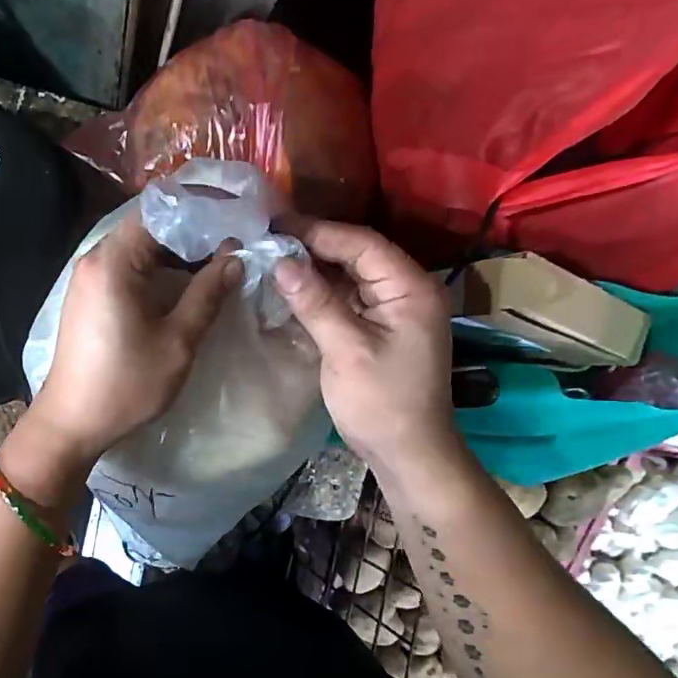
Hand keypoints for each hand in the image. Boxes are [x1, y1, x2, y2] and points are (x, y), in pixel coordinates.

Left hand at [25, 213, 241, 473]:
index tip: (238, 209)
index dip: (202, 203)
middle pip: (150, 223)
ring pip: (141, 246)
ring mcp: (89, 277)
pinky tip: (188, 281)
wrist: (72, 423)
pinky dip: (159, 267)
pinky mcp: (89, 296)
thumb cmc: (125, 385)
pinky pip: (129, 267)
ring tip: (222, 256)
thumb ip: (208, 294)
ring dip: (179, 249)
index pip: (161, 207)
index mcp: (114, 261)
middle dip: (195, 226)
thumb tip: (236, 258)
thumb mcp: (177, 342)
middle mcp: (96, 258)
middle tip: (238, 234)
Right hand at [272, 219, 461, 476]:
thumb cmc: (382, 403)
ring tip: (272, 261)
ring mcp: (393, 312)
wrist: (407, 452)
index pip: (362, 244)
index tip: (275, 224)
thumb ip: (315, 303)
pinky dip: (320, 295)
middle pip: (357, 256)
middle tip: (267, 240)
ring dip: (314, 270)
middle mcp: (406, 292)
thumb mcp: (346, 350)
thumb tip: (280, 263)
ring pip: (350, 278)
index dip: (318, 231)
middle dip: (313, 247)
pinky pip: (347, 301)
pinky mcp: (379, 331)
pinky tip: (290, 292)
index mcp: (410, 288)